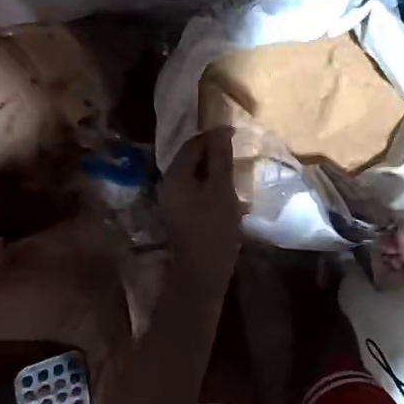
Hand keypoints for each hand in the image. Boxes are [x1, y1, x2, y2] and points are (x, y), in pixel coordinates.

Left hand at [161, 127, 242, 284]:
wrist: (202, 272)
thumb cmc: (214, 229)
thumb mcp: (222, 190)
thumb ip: (221, 159)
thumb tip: (221, 131)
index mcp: (175, 176)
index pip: (192, 144)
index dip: (213, 136)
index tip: (236, 133)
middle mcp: (167, 185)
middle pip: (190, 159)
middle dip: (212, 152)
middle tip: (237, 150)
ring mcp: (171, 201)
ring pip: (192, 175)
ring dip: (212, 169)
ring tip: (234, 169)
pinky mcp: (179, 214)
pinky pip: (193, 189)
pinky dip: (209, 184)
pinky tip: (225, 190)